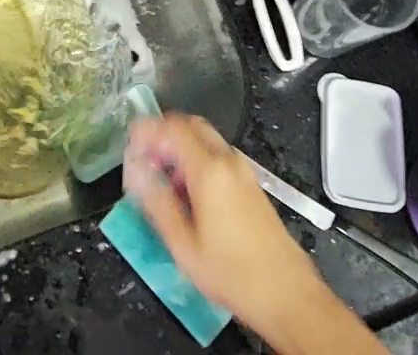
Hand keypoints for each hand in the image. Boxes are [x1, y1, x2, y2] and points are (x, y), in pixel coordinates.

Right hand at [124, 115, 327, 329]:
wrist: (286, 292)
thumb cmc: (231, 272)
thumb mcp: (183, 244)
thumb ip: (157, 202)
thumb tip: (136, 172)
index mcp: (209, 170)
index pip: (173, 128)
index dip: (147, 131)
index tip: (131, 148)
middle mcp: (228, 160)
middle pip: (191, 126)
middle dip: (163, 135)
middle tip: (144, 161)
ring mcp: (243, 170)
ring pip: (205, 140)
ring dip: (180, 149)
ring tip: (162, 181)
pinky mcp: (250, 183)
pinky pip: (217, 156)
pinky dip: (196, 161)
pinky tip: (187, 194)